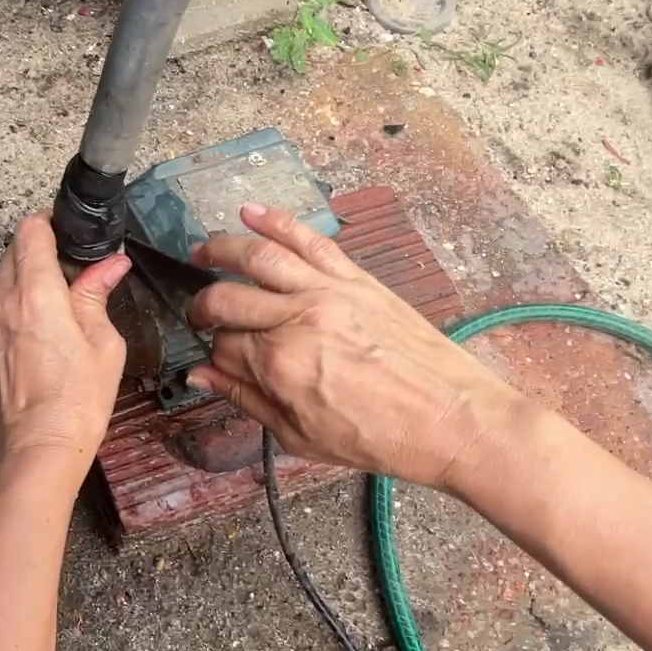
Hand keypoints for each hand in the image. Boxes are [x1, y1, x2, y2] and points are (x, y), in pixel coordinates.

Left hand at [0, 214, 131, 480]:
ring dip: (29, 274)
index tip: (71, 229)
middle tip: (75, 260)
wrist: (38, 449)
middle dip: (41, 246)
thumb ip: (97, 296)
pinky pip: (1, 307)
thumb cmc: (76, 402)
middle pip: (14, 252)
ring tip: (64, 292)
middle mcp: (4, 303)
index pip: (31, 232)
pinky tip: (47, 322)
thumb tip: (109, 267)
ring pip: (5, 280)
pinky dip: (20, 301)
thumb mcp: (103, 343)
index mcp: (36, 294)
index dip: (51, 222)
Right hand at [186, 204, 528, 490]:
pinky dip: (277, 221)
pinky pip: (310, 240)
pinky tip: (249, 212)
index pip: (222, 348)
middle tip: (198, 316)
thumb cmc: (376, 438)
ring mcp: (328, 292)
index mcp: (279, 365)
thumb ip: (245, 398)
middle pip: (227, 299)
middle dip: (203, 307)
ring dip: (221, 248)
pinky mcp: (356, 279)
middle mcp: (297, 318)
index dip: (213, 357)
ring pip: (259, 256)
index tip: (218, 364)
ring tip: (201, 250)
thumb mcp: (298, 435)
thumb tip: (201, 375)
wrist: (452, 419)